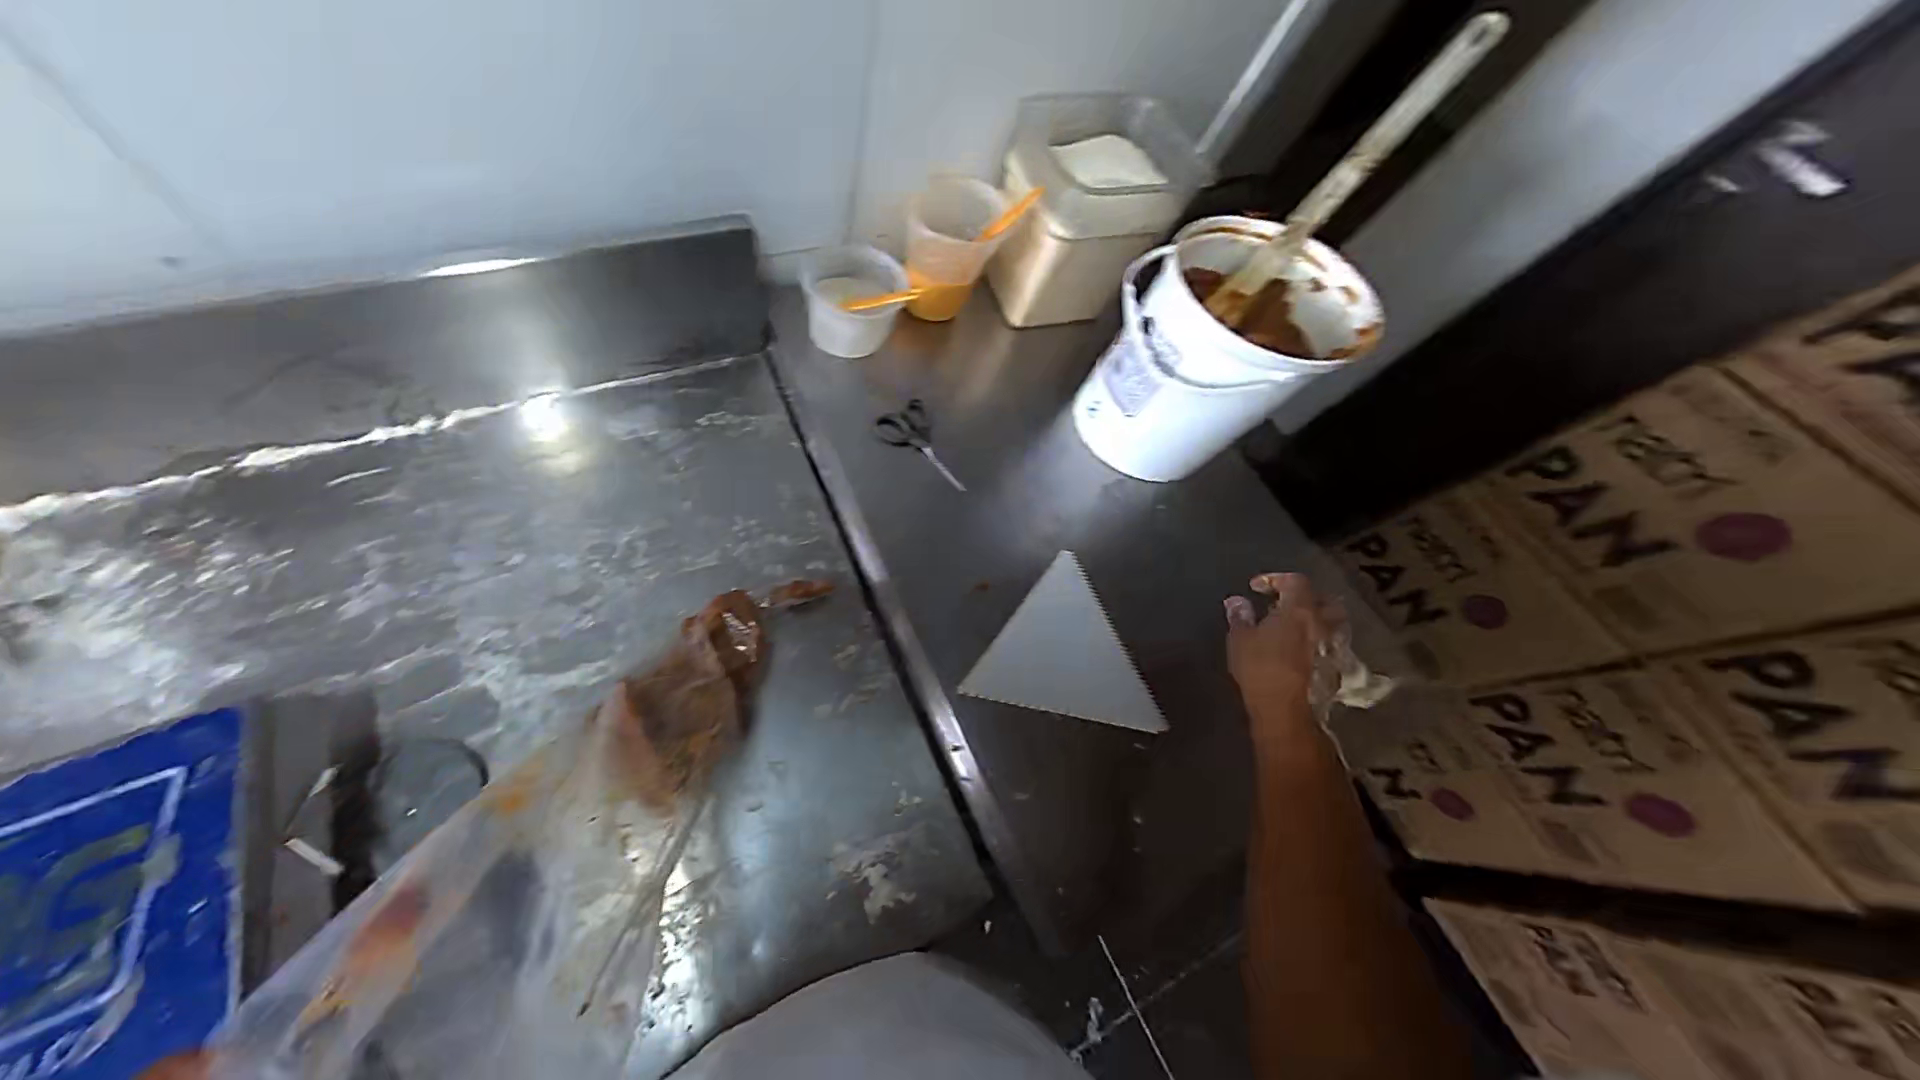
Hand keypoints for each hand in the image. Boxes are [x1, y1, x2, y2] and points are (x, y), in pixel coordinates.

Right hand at [1225, 573, 1327, 713]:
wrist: (1286, 711)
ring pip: (1332, 623)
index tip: (1255, 587)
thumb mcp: (1239, 639)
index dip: (1275, 578)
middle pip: (1322, 599)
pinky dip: (1318, 642)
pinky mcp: (1337, 669)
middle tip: (1283, 603)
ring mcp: (1334, 647)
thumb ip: (1240, 616)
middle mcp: (1322, 624)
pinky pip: (1330, 646)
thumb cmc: (1260, 669)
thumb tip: (1236, 600)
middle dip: (1303, 597)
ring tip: (1296, 626)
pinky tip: (1303, 651)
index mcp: (1299, 610)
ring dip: (1316, 619)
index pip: (1295, 581)